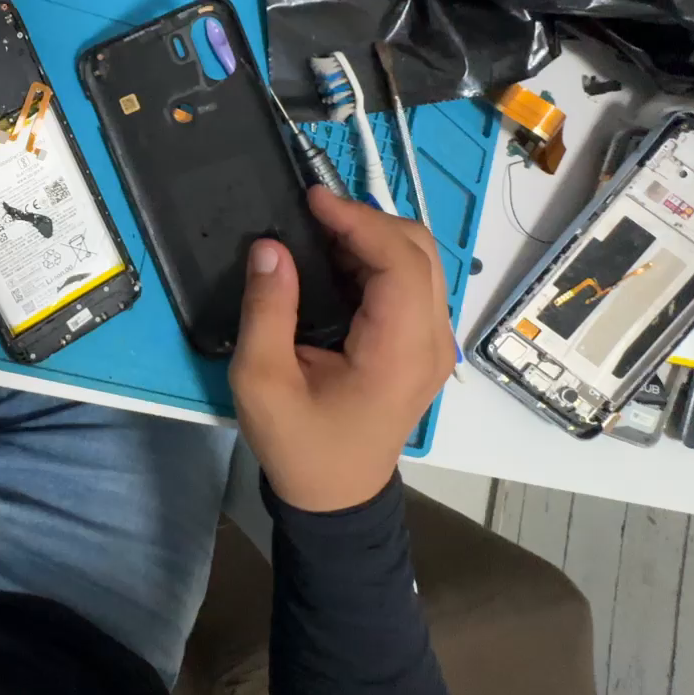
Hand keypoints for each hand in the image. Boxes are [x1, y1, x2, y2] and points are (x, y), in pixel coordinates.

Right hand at [230, 186, 455, 512]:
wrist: (335, 495)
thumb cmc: (298, 442)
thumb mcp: (261, 379)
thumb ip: (266, 310)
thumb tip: (270, 247)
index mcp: (399, 350)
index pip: (399, 261)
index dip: (358, 220)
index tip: (311, 198)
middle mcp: (431, 340)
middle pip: (420, 251)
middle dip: (367, 219)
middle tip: (309, 212)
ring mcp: (431, 343)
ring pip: (419, 261)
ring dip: (370, 235)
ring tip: (315, 229)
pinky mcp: (419, 345)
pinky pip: (408, 282)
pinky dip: (373, 257)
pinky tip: (332, 258)